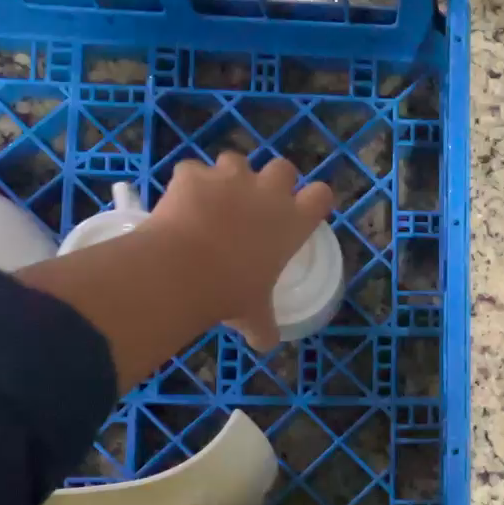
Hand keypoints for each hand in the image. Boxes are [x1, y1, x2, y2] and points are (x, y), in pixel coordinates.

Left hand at [19, 154, 333, 387]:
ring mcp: (229, 178)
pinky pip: (193, 171)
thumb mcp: (256, 317)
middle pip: (283, 167)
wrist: (182, 271)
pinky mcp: (193, 174)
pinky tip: (181, 206)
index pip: (322, 195)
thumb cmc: (232, 294)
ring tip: (216, 201)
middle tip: (258, 203)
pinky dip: (189, 185)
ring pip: (236, 161)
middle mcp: (267, 192)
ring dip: (230, 177)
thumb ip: (265, 326)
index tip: (304, 212)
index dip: (314, 200)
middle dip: (273, 180)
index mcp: (293, 222)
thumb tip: (266, 343)